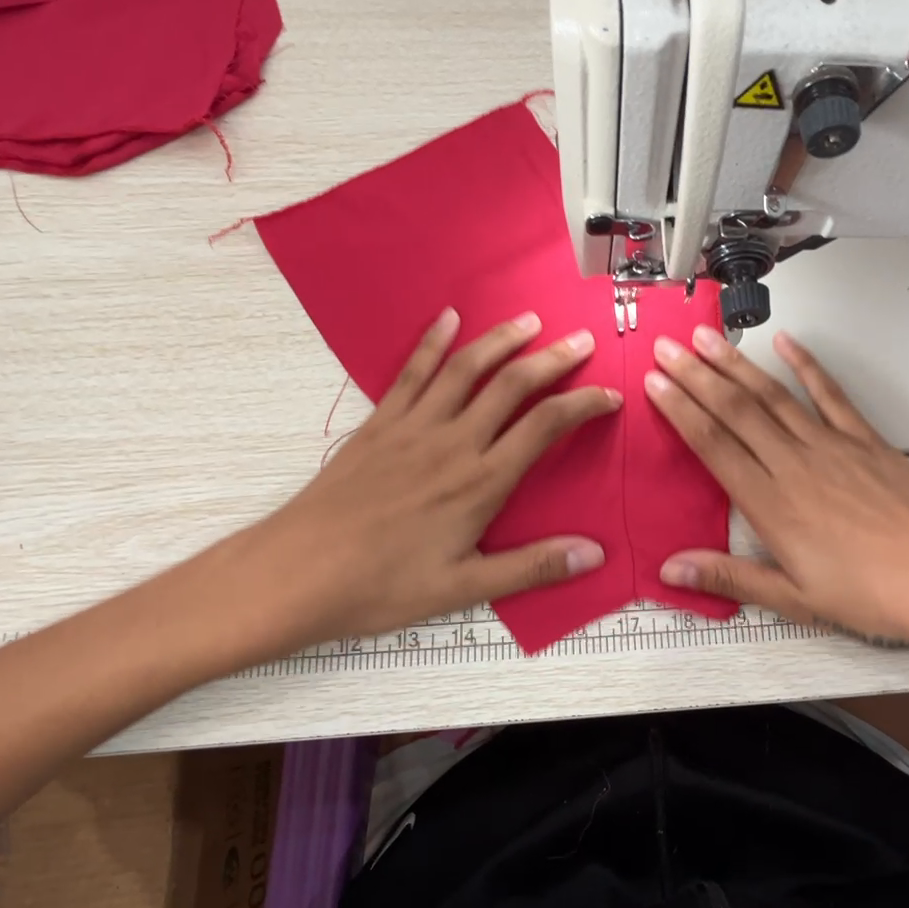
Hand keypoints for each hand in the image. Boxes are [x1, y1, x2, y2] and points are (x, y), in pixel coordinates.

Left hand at [232, 308, 620, 654]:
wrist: (299, 572)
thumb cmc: (381, 586)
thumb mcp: (463, 588)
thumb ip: (531, 566)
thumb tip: (593, 554)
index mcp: (481, 482)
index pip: (546, 427)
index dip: (584, 406)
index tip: (609, 396)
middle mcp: (453, 443)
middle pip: (513, 386)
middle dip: (552, 360)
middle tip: (581, 341)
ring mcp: (413, 427)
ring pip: (467, 369)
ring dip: (502, 340)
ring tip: (529, 321)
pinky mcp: (380, 424)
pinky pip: (412, 372)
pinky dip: (433, 342)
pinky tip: (448, 319)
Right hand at [643, 326, 908, 652]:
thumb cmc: (869, 594)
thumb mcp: (793, 599)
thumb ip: (729, 577)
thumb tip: (670, 569)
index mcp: (770, 503)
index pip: (712, 445)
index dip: (680, 410)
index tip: (655, 382)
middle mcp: (793, 464)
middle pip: (735, 409)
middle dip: (696, 375)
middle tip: (667, 346)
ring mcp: (830, 445)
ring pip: (772, 395)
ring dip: (736, 363)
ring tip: (707, 337)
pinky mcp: (863, 438)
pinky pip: (829, 393)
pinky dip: (807, 365)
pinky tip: (786, 341)